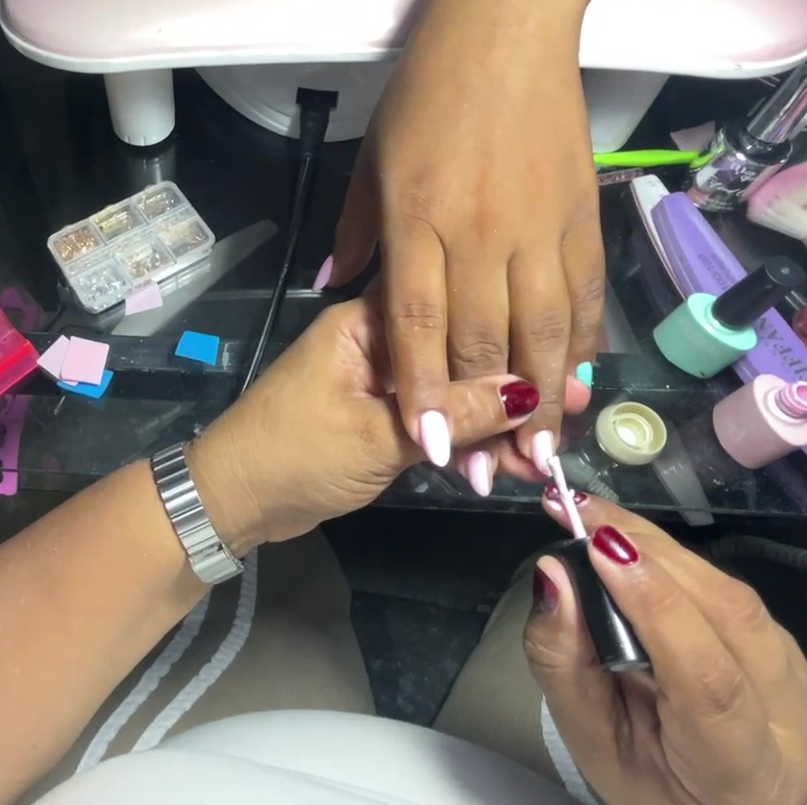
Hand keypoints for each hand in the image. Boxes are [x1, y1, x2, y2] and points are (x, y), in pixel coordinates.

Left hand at [187, 300, 588, 555]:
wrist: (237, 498)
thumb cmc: (297, 454)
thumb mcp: (378, 436)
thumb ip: (453, 414)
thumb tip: (533, 393)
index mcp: (365, 320)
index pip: (449, 309)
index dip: (507, 339)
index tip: (564, 378)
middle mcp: (377, 337)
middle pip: (457, 351)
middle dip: (509, 389)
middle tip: (568, 421)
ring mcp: (380, 375)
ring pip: (450, 387)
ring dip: (492, 420)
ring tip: (544, 454)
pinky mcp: (381, 410)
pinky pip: (435, 414)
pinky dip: (464, 435)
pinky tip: (508, 461)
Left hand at [329, 0, 603, 482]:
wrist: (505, 29)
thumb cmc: (423, 95)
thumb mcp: (371, 161)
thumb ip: (354, 233)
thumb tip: (329, 286)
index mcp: (417, 220)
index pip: (419, 322)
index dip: (423, 390)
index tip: (427, 447)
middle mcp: (479, 233)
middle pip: (484, 339)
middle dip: (486, 413)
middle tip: (488, 471)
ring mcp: (537, 225)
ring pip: (544, 329)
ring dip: (543, 397)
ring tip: (540, 450)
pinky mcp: (583, 215)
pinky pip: (585, 295)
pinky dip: (583, 344)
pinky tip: (577, 381)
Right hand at [525, 492, 806, 804]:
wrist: (715, 804)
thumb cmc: (643, 779)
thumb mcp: (585, 735)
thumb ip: (562, 659)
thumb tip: (552, 571)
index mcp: (739, 770)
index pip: (708, 679)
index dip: (654, 605)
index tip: (594, 545)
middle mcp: (792, 727)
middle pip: (729, 618)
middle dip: (649, 553)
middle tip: (576, 509)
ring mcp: (804, 687)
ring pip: (733, 594)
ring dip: (658, 546)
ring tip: (592, 515)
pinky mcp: (792, 654)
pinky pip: (731, 593)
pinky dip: (674, 559)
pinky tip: (629, 543)